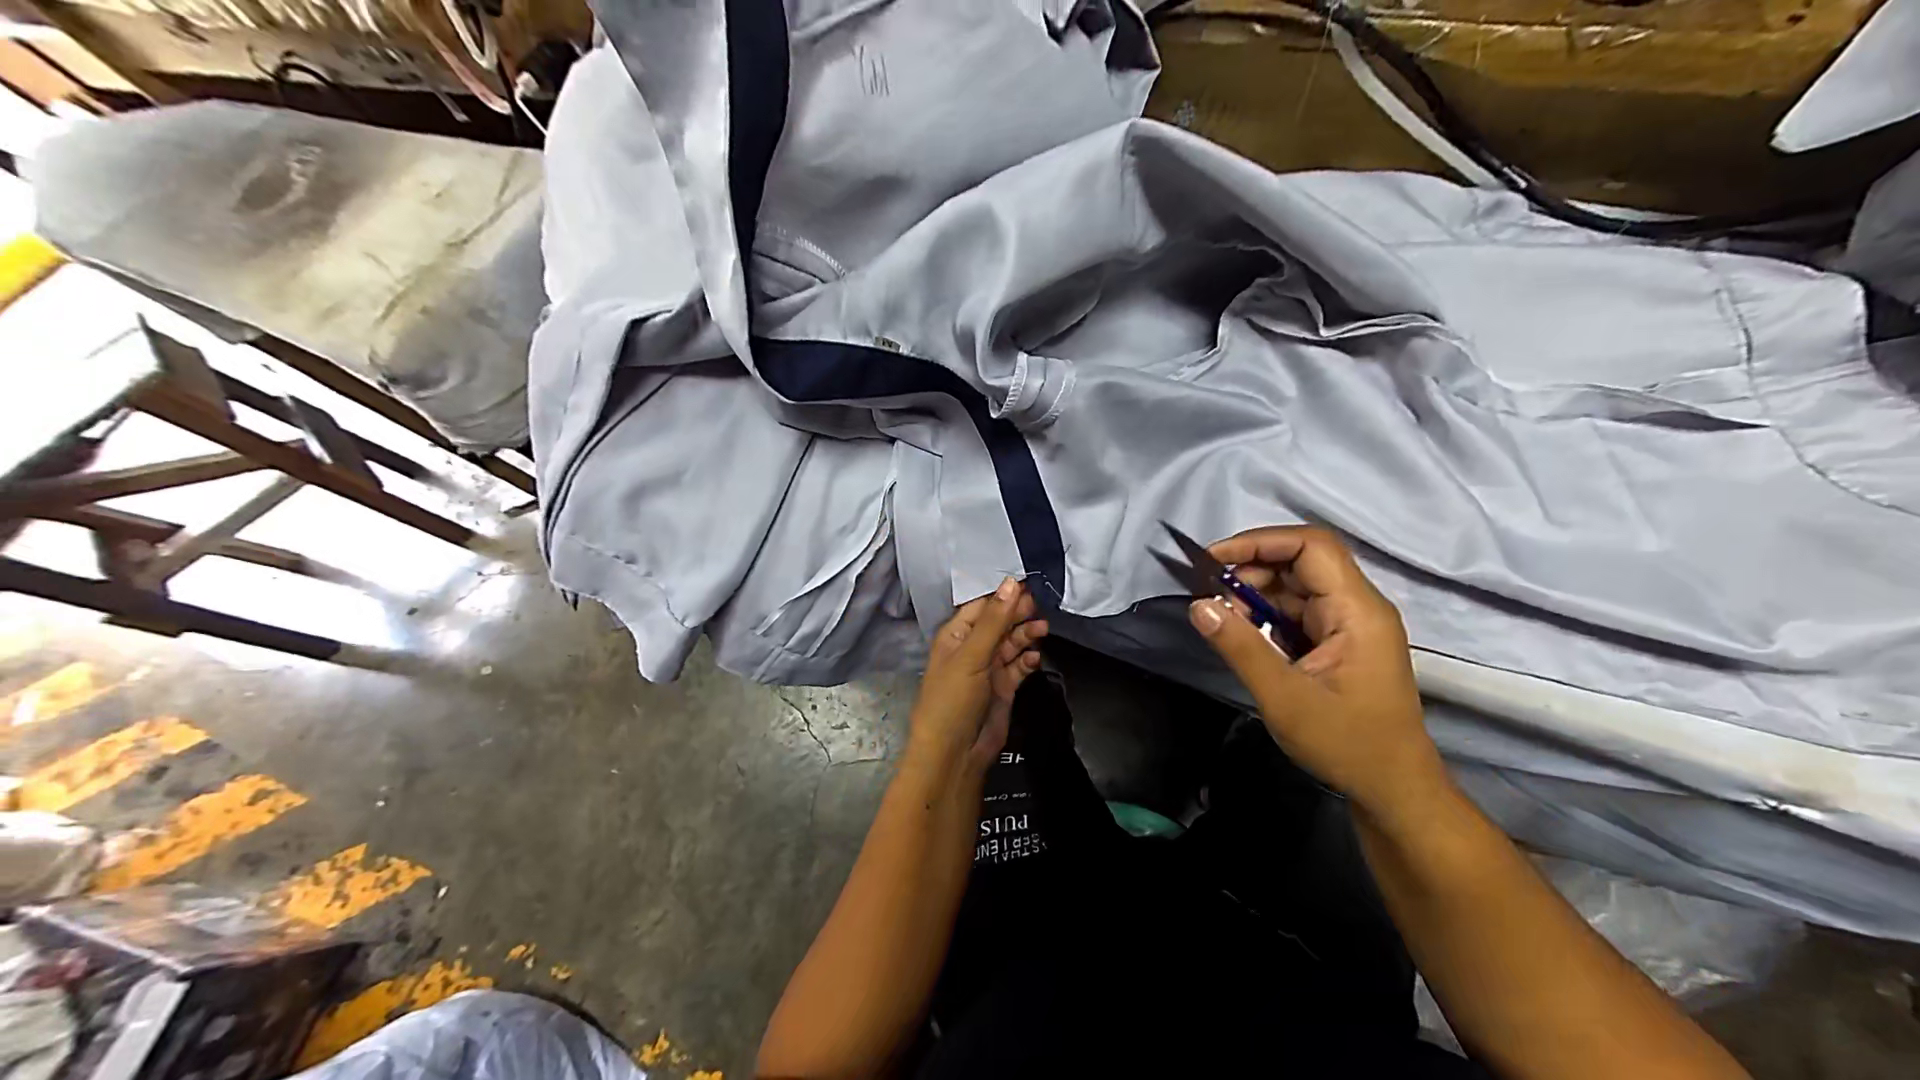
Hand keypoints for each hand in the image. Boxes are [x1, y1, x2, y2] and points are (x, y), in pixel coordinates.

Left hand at [907, 578, 1047, 774]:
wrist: (955, 753)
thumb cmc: (952, 700)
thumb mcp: (971, 656)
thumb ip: (994, 620)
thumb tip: (1011, 583)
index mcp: (955, 636)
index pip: (981, 605)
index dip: (1002, 594)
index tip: (1027, 581)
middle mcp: (972, 649)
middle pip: (999, 622)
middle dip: (1018, 612)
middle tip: (1040, 603)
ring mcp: (988, 669)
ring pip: (1011, 643)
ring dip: (1026, 635)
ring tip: (1043, 629)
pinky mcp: (1003, 688)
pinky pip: (1019, 667)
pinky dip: (1028, 661)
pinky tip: (1035, 658)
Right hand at [1188, 526, 1448, 822]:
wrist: (1393, 788)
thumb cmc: (1346, 744)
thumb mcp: (1284, 697)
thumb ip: (1240, 647)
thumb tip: (1199, 605)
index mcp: (1357, 611)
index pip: (1311, 547)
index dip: (1260, 542)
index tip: (1214, 559)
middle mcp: (1358, 607)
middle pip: (1302, 560)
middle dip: (1252, 568)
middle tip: (1211, 593)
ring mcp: (1350, 624)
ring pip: (1297, 585)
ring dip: (1256, 592)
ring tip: (1223, 616)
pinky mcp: (1339, 641)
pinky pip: (1298, 610)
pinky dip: (1266, 613)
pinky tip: (1244, 632)